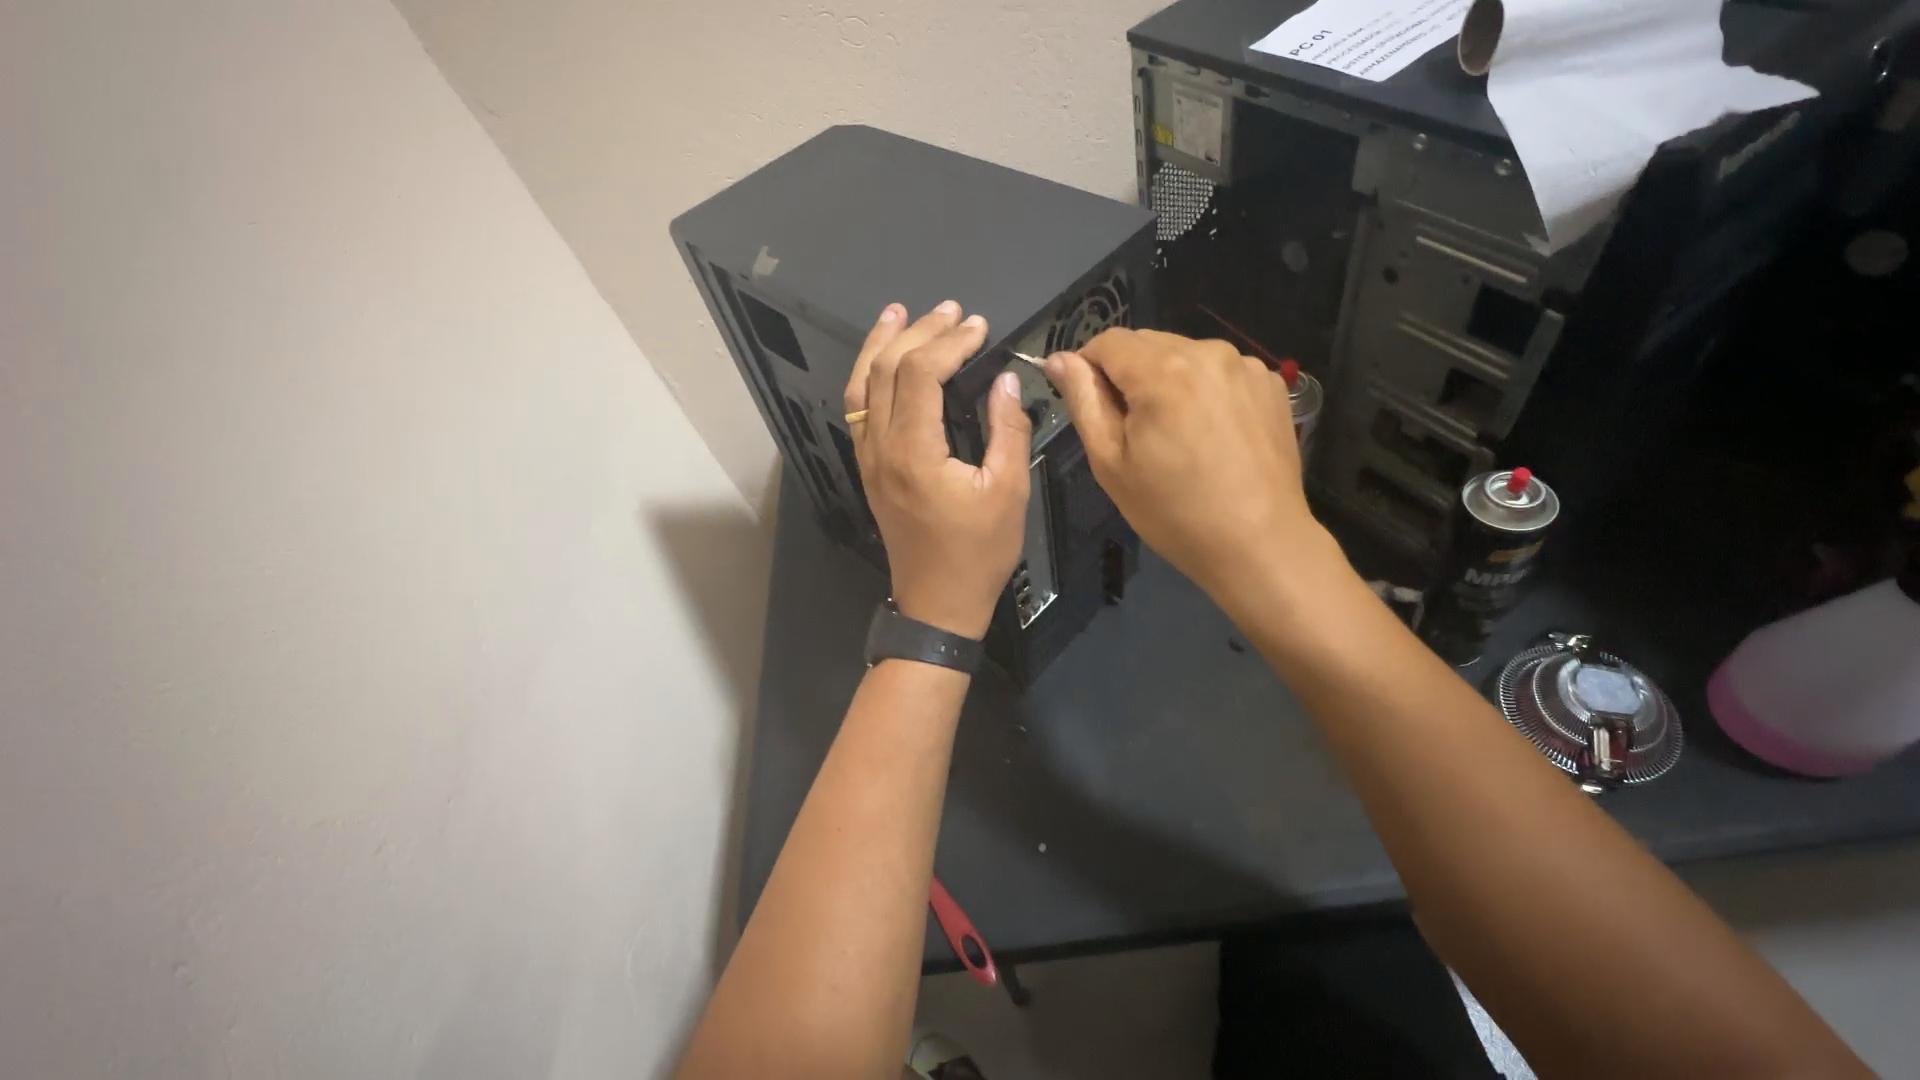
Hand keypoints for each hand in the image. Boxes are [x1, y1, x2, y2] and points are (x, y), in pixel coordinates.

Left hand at [845, 302, 1032, 639]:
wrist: (937, 602)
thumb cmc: (978, 552)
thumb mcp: (1007, 491)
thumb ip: (1007, 430)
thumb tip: (1006, 380)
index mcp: (914, 452)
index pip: (921, 374)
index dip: (950, 342)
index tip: (979, 327)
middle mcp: (881, 448)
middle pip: (887, 370)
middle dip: (919, 333)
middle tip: (952, 311)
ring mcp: (868, 458)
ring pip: (862, 386)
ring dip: (881, 346)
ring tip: (900, 314)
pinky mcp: (869, 468)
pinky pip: (859, 410)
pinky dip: (870, 377)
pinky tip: (885, 362)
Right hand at [1046, 329, 1333, 599]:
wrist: (1259, 544)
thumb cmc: (1173, 512)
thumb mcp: (1111, 462)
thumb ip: (1083, 401)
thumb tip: (1059, 359)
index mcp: (1162, 370)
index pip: (1107, 341)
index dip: (1088, 368)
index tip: (1093, 408)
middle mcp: (1207, 352)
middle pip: (1147, 344)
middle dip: (1130, 376)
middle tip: (1134, 433)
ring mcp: (1245, 366)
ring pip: (1185, 356)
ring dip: (1169, 382)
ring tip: (1177, 437)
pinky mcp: (1270, 385)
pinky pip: (1220, 373)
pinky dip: (1205, 392)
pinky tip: (1212, 436)